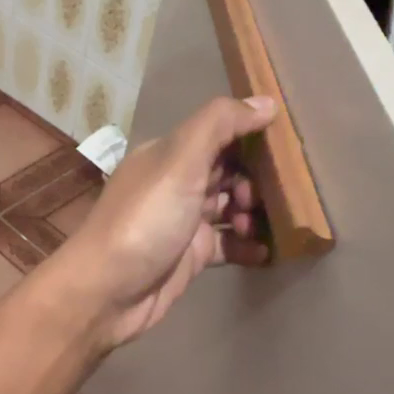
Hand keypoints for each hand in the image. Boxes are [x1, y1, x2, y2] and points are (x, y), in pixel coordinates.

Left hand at [50, 96, 277, 347]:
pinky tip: (267, 251)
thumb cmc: (145, 219)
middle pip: (228, 171)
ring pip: (231, 208)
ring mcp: (182, 222)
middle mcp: (175, 184)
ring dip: (255, 213)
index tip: (286, 146)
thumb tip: (266, 103)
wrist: (107, 291)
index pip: (218, 133)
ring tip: (259, 224)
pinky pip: (228, 245)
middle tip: (273, 195)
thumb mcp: (180, 161)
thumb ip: (220, 125)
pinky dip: (248, 246)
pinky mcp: (189, 257)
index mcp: (168, 154)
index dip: (250, 136)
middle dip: (257, 179)